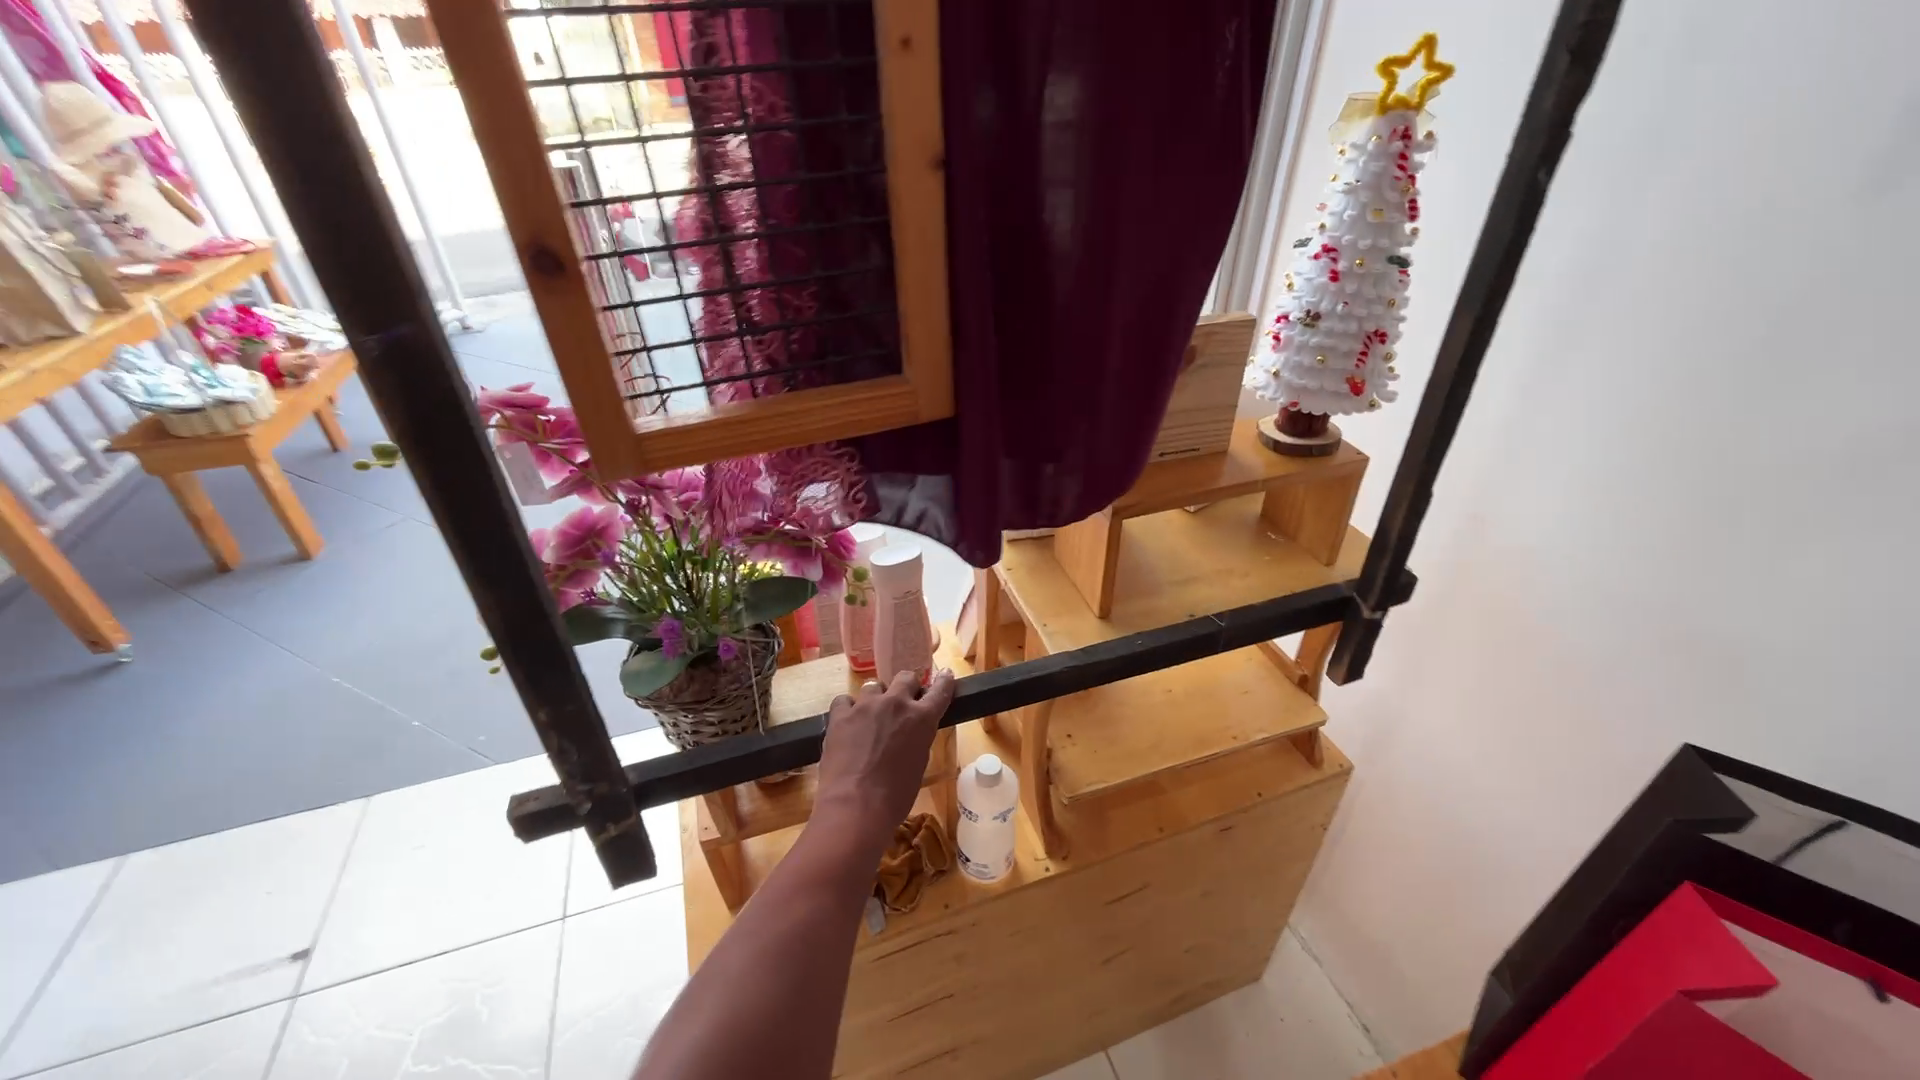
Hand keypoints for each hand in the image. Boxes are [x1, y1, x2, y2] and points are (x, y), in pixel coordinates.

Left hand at [814, 669, 955, 844]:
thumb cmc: (896, 796)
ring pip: (873, 686)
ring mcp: (865, 705)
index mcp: (922, 718)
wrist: (855, 806)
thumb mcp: (919, 763)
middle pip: (905, 678)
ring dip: (876, 699)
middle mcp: (895, 703)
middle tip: (902, 704)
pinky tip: (848, 724)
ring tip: (871, 718)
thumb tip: (911, 730)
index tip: (945, 676)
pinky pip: (845, 700)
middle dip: (907, 688)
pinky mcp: (839, 715)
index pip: (940, 689)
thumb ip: (918, 738)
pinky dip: (848, 709)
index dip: (944, 682)